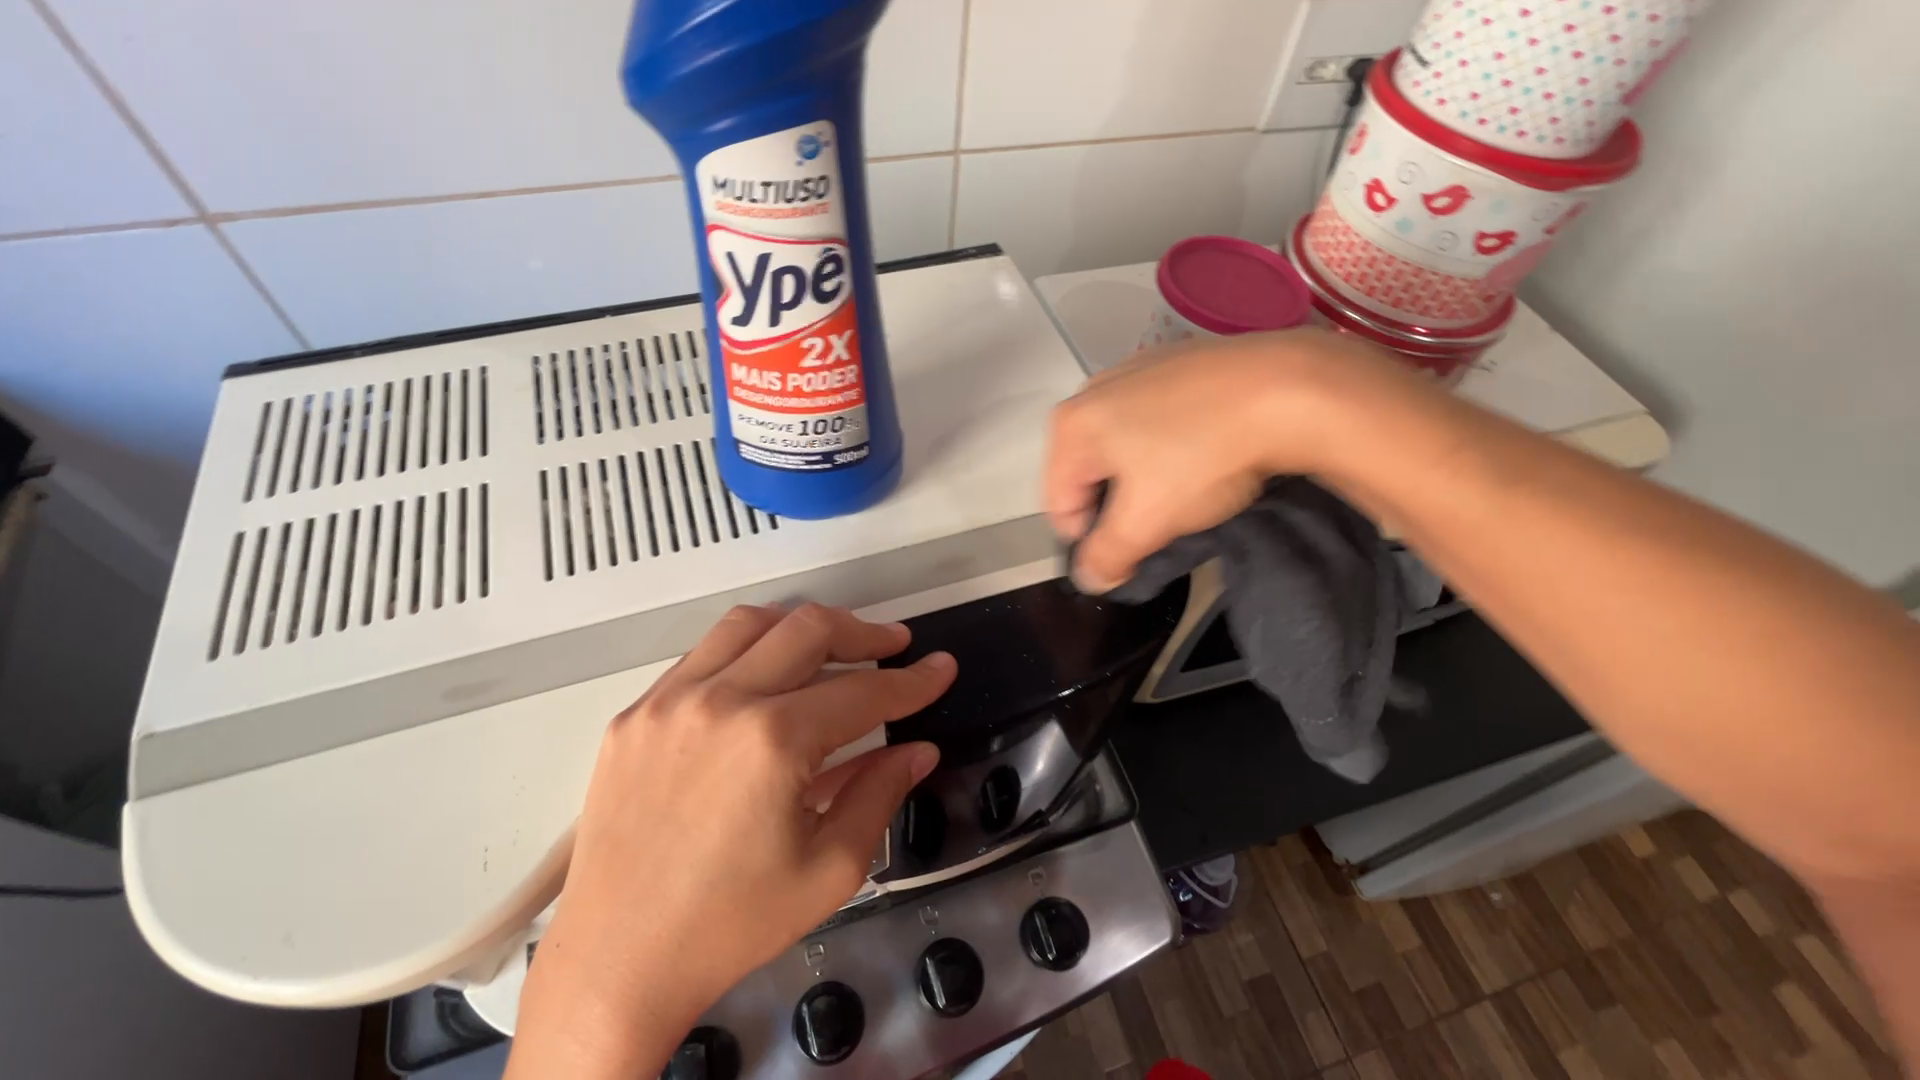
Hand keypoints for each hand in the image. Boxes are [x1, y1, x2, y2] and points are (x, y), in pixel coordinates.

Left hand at [507, 604, 953, 1078]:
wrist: (618, 960)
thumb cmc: (730, 926)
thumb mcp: (830, 869)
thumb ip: (880, 794)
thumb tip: (917, 750)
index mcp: (772, 741)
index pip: (862, 691)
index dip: (912, 681)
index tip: (940, 669)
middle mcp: (719, 702)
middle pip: (807, 629)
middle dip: (864, 632)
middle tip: (894, 647)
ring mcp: (668, 702)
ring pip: (748, 625)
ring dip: (800, 627)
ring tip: (832, 646)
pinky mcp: (634, 716)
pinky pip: (699, 657)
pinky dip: (744, 652)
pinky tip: (762, 680)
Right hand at [1047, 327, 1419, 591]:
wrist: (1289, 389)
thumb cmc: (1202, 457)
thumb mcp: (1148, 521)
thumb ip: (1107, 556)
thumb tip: (1090, 577)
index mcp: (1070, 426)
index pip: (1060, 509)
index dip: (1094, 543)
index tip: (1137, 552)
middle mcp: (1091, 390)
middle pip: (1090, 475)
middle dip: (1122, 506)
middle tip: (1168, 520)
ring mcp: (1135, 368)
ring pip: (1125, 447)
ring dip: (1148, 477)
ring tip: (1193, 485)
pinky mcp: (1176, 359)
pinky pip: (1156, 419)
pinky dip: (1174, 443)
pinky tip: (1209, 449)